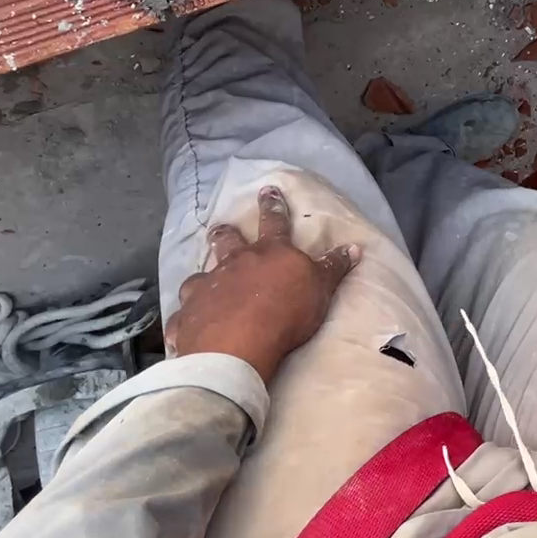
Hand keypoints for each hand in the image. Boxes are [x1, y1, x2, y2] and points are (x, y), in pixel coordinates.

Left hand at [165, 186, 360, 382]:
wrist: (237, 347)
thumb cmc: (286, 312)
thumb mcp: (321, 288)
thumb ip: (333, 267)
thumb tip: (354, 247)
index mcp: (269, 253)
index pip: (275, 222)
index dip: (273, 206)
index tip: (267, 191)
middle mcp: (233, 265)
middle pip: (227, 242)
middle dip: (225, 233)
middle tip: (220, 226)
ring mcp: (205, 291)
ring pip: (198, 277)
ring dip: (201, 277)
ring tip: (199, 280)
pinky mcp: (186, 319)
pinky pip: (182, 316)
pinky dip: (185, 318)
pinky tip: (185, 324)